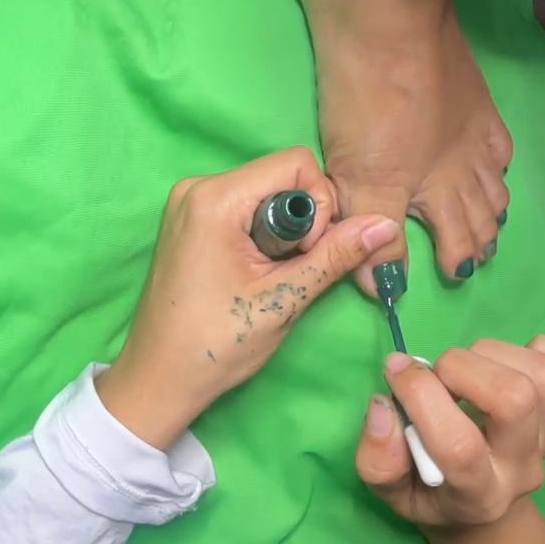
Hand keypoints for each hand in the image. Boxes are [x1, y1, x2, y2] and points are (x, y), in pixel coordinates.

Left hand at [99, 147, 402, 448]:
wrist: (158, 378)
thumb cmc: (216, 344)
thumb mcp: (284, 299)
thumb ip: (336, 256)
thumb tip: (386, 224)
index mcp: (214, 197)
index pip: (296, 165)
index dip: (319, 206)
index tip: (307, 254)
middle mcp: (197, 186)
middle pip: (281, 177)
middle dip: (301, 222)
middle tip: (289, 271)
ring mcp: (190, 201)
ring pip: (266, 193)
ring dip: (283, 231)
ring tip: (270, 277)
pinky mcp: (190, 218)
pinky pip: (246, 206)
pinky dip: (263, 234)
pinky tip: (254, 272)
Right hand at [355, 336, 544, 526]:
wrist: (482, 509)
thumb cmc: (428, 492)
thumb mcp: (390, 492)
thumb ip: (378, 458)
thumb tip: (383, 405)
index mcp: (477, 493)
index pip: (459, 445)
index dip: (422, 396)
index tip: (395, 370)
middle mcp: (521, 466)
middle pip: (515, 398)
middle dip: (462, 368)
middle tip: (439, 375)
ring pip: (542, 374)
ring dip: (494, 353)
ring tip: (468, 369)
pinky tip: (511, 361)